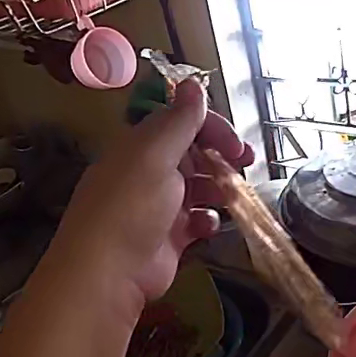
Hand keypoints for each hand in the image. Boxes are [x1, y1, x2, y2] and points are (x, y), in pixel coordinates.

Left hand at [56, 79, 251, 309]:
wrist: (108, 274)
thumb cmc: (132, 206)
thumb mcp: (156, 155)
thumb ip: (179, 121)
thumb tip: (193, 83)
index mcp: (140, 147)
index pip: (180, 124)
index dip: (211, 128)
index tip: (236, 143)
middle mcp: (148, 173)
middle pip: (193, 154)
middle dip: (221, 157)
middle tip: (246, 164)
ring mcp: (159, 207)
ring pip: (199, 187)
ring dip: (219, 188)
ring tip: (234, 198)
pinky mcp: (169, 238)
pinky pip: (196, 221)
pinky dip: (207, 220)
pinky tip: (208, 225)